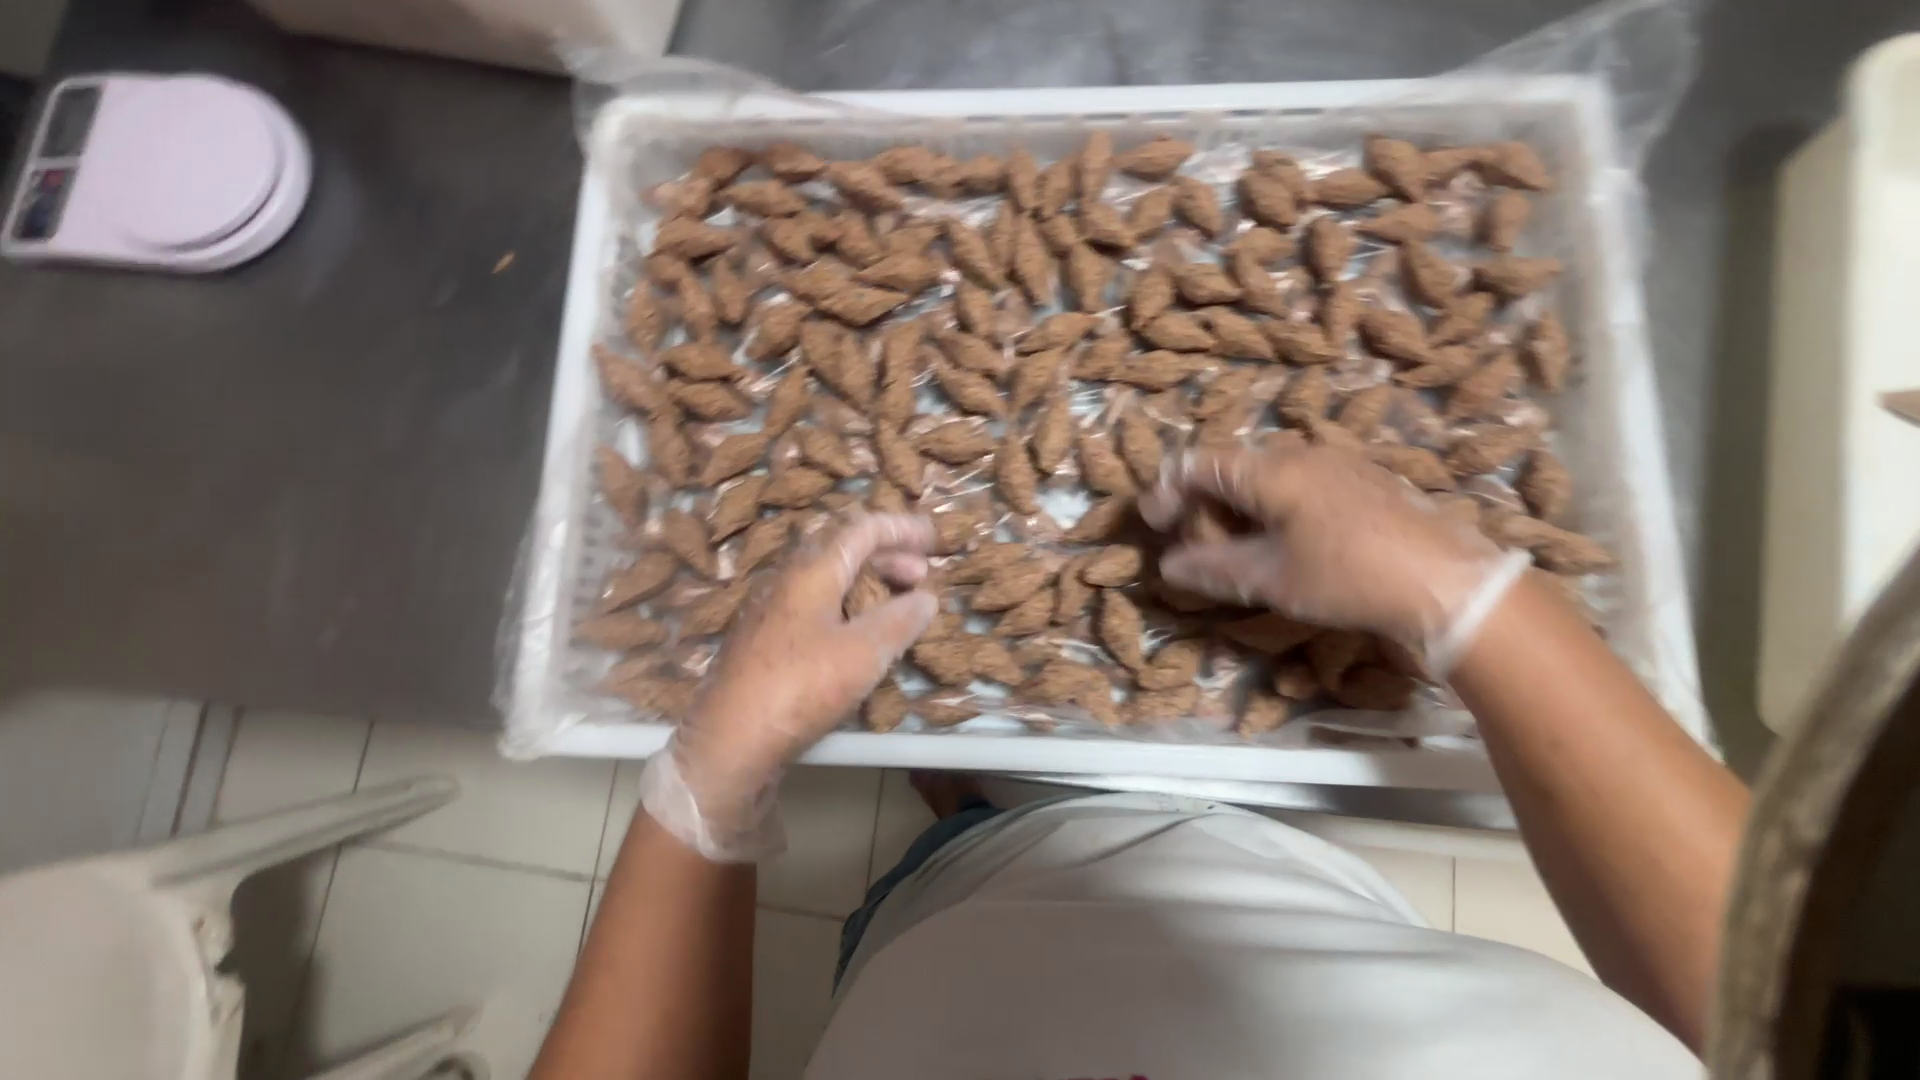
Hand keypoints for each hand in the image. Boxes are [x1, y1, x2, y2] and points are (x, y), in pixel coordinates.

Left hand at [639, 513, 938, 860]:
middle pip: (844, 552)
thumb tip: (926, 597)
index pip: (862, 530)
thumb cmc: (800, 687)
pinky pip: (816, 609)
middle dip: (888, 557)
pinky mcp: (766, 643)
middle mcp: (788, 581)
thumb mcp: (863, 652)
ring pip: (828, 582)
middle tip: (922, 576)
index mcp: (812, 571)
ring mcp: (772, 612)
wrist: (729, 741)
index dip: (901, 528)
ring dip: (868, 585)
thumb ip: (900, 620)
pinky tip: (859, 637)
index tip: (933, 538)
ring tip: (897, 606)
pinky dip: (848, 609)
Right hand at [1138, 445, 1529, 675]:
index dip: (1167, 490)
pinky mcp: (1365, 480)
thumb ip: (1212, 567)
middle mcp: (1301, 452)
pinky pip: (1300, 482)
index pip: (1199, 464)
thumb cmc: (1346, 576)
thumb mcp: (1270, 578)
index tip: (1153, 523)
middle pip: (1233, 466)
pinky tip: (1285, 540)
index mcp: (1270, 468)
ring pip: (1268, 474)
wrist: (1447, 582)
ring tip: (1234, 544)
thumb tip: (1168, 565)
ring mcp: (1338, 462)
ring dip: (1239, 505)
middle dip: (1203, 500)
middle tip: (1191, 539)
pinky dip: (1274, 506)